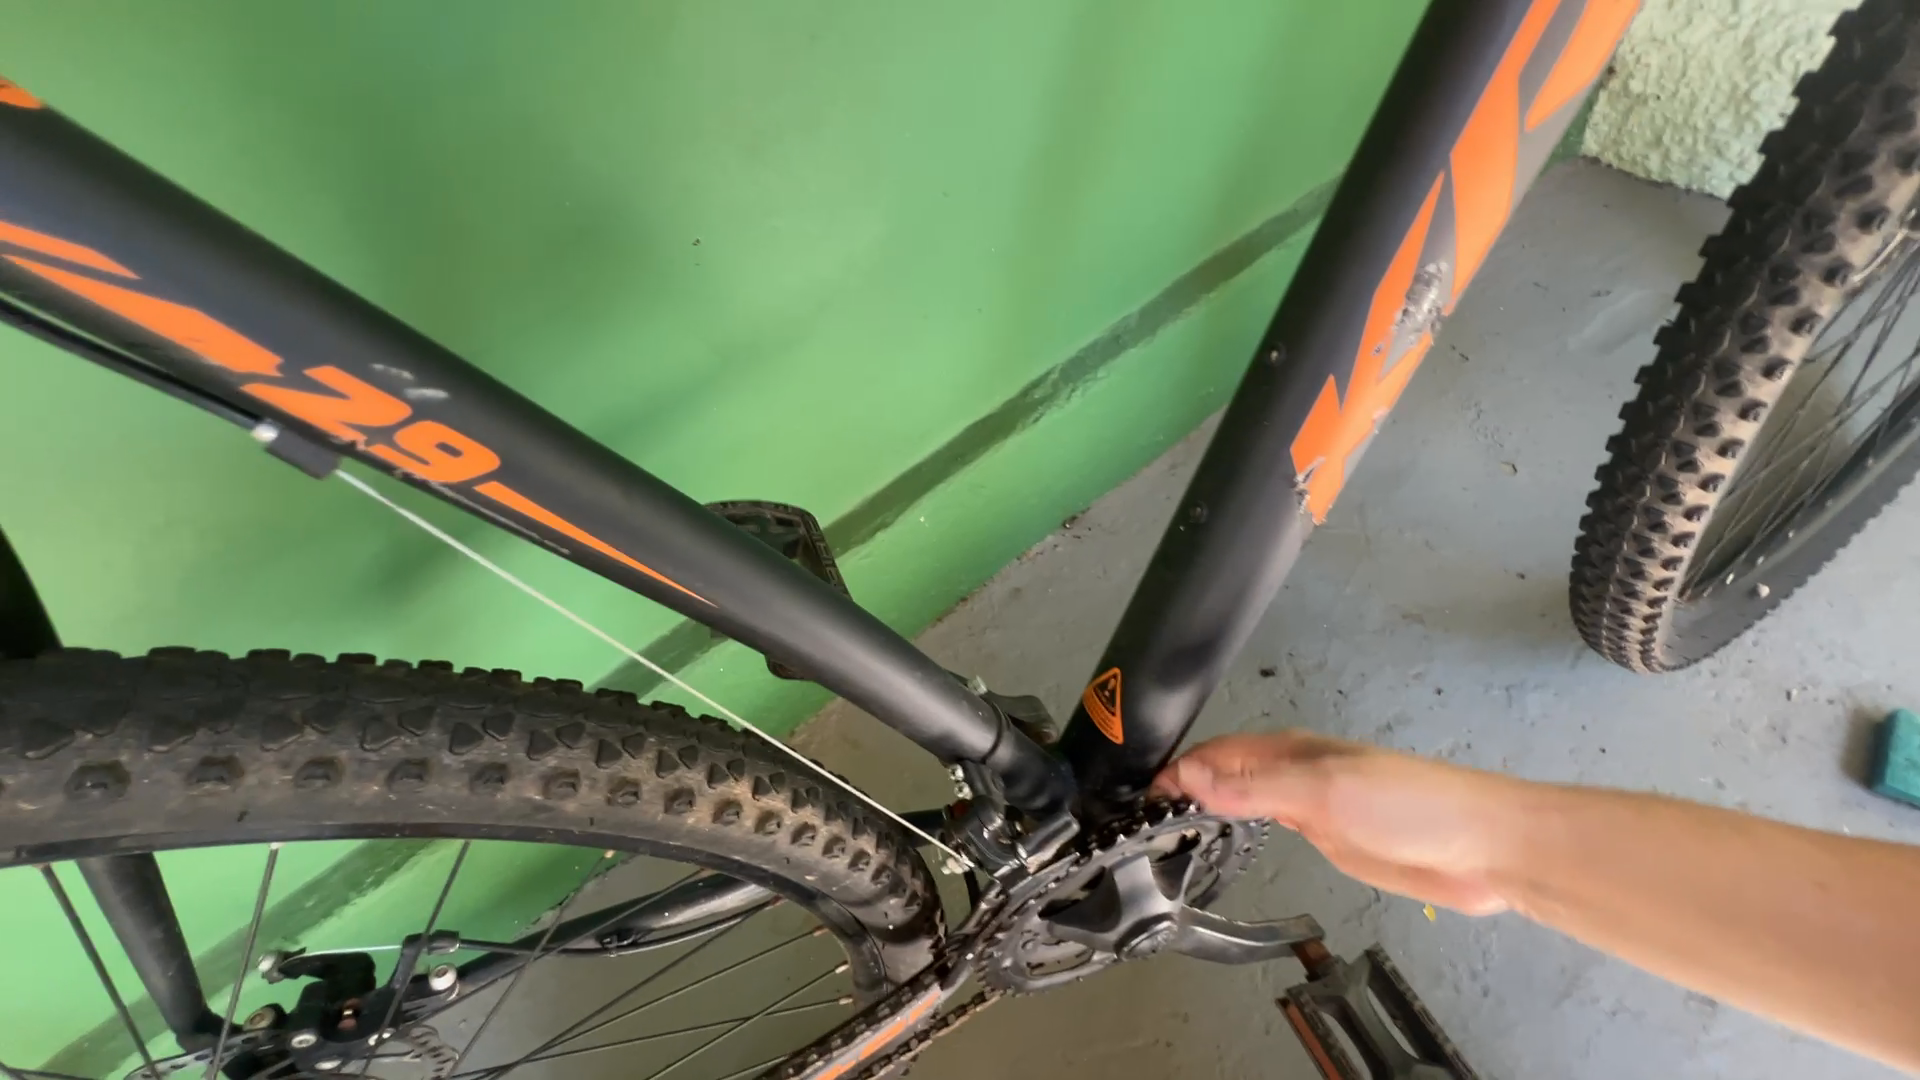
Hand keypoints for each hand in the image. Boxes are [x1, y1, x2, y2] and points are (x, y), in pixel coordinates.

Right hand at [1154, 731, 1525, 915]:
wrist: (1483, 846)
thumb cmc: (1403, 805)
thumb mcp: (1321, 791)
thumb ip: (1254, 787)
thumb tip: (1187, 775)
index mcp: (1284, 751)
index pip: (1213, 755)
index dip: (1175, 772)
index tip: (1137, 800)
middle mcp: (1288, 772)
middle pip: (1222, 774)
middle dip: (1183, 786)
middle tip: (1141, 821)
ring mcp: (1306, 803)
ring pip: (1241, 799)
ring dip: (1206, 807)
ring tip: (1168, 831)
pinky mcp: (1325, 833)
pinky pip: (1267, 825)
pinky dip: (1236, 830)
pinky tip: (1223, 843)